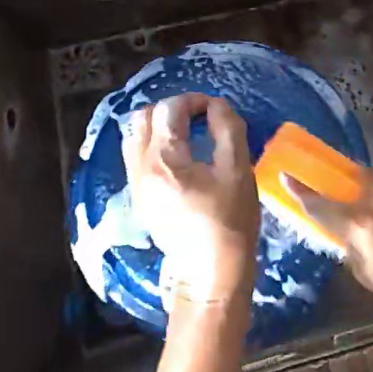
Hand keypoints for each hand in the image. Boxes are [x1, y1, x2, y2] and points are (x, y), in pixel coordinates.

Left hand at [122, 95, 260, 313]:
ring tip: (187, 134)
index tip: (216, 110)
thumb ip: (228, 129)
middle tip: (200, 118)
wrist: (211, 271)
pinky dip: (153, 145)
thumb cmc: (230, 220)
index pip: (169, 109)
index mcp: (164, 159)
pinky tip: (178, 157)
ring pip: (134, 136)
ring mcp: (136, 184)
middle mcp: (140, 168)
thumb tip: (217, 106)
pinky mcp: (139, 198)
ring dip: (158, 126)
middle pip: (142, 117)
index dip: (194, 100)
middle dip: (172, 109)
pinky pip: (135, 157)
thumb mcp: (238, 170)